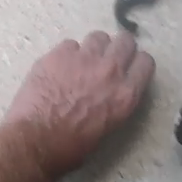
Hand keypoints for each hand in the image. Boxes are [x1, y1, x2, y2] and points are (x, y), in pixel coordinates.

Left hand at [3, 30, 154, 173]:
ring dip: (94, 47)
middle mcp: (110, 71)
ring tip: (82, 60)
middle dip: (119, 47)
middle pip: (125, 41)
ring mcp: (84, 58)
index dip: (137, 63)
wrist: (36, 139)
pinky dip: (67, 54)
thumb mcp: (108, 127)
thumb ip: (115, 103)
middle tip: (108, 58)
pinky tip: (58, 67)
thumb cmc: (71, 145)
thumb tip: (109, 95)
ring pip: (98, 36)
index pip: (146, 63)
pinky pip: (70, 44)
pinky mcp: (59, 53)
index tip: (130, 67)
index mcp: (126, 94)